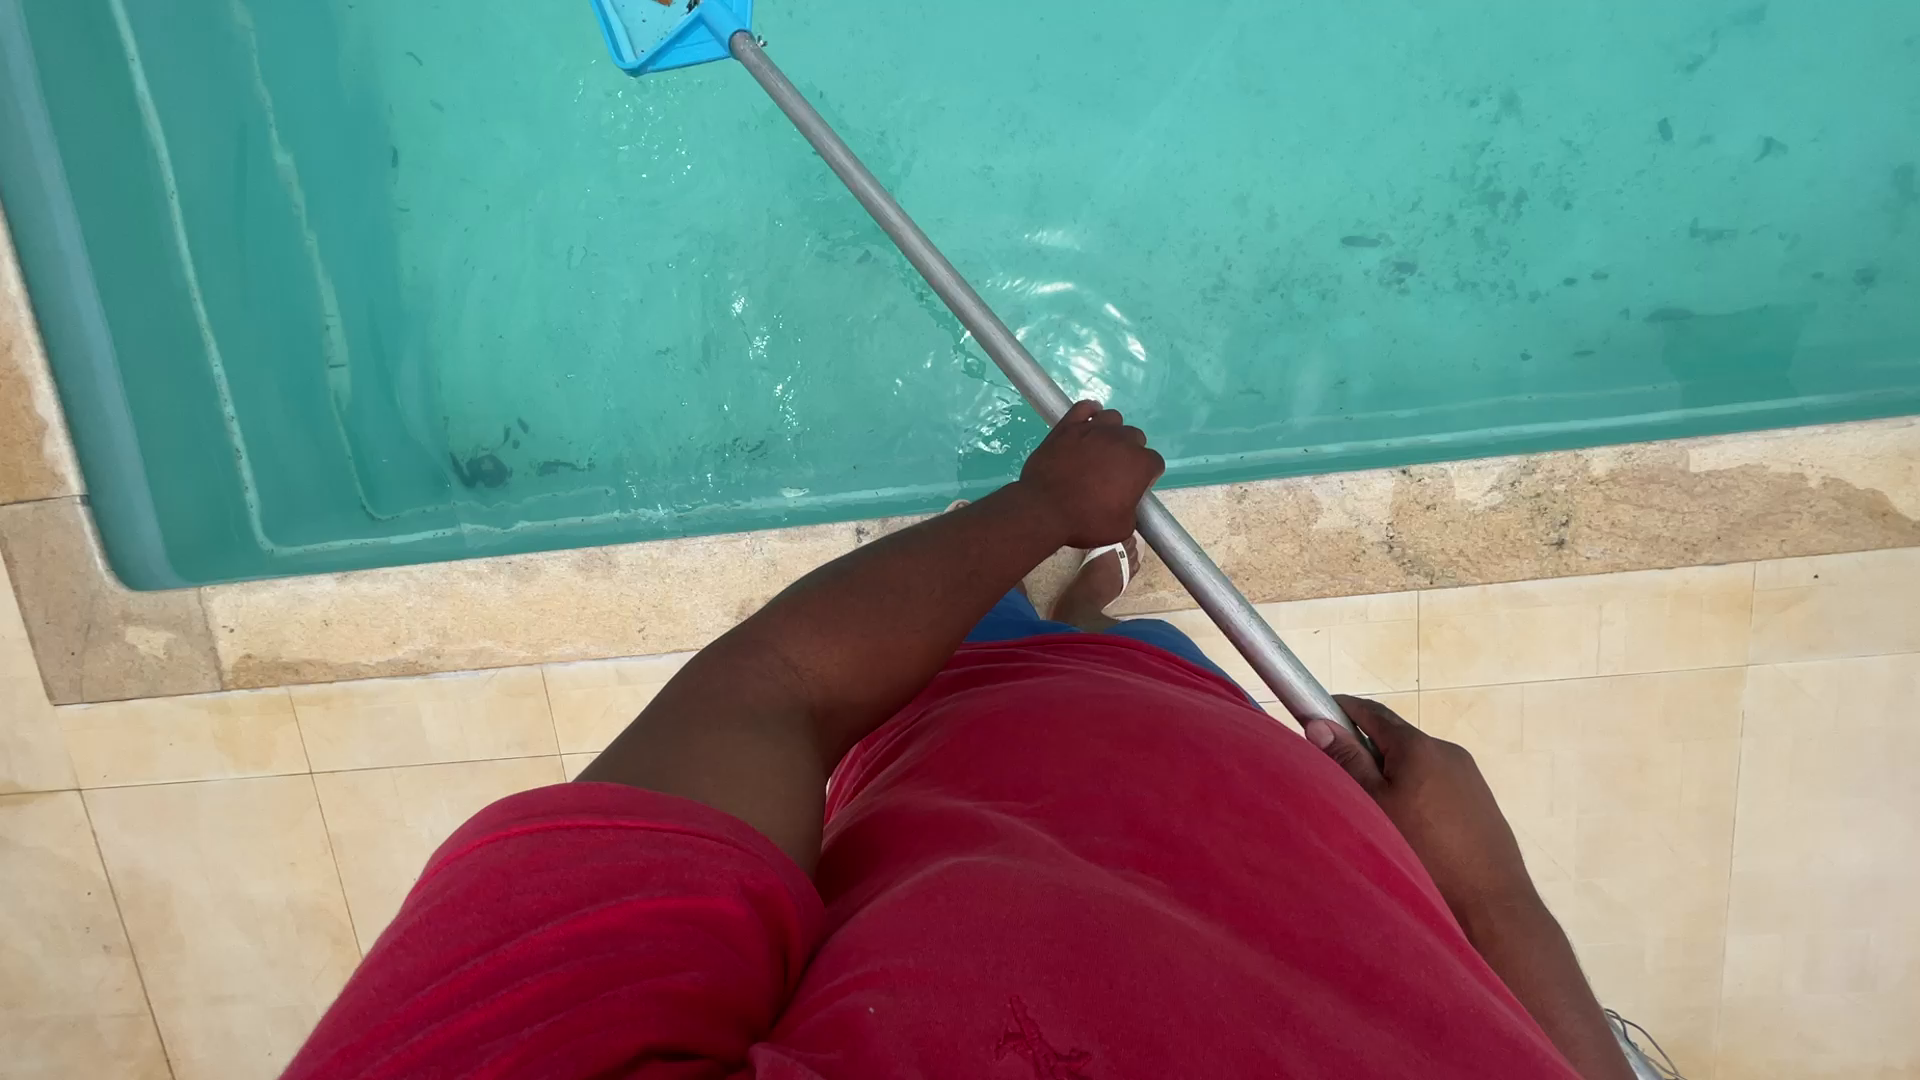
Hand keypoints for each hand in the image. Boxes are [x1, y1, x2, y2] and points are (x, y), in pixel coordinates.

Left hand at [1016, 400, 1165, 547]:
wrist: (1044, 510)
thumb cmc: (1085, 522)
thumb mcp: (1122, 528)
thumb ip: (1133, 511)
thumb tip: (1127, 504)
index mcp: (1140, 464)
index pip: (1154, 463)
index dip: (1145, 477)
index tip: (1131, 488)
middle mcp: (1121, 440)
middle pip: (1135, 438)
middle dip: (1129, 453)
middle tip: (1112, 472)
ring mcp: (1093, 429)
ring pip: (1113, 419)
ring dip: (1112, 432)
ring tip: (1100, 448)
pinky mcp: (1068, 426)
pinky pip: (1084, 407)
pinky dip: (1089, 411)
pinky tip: (1088, 420)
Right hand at [1307, 696, 1539, 927]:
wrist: (1491, 905)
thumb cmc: (1421, 849)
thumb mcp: (1372, 802)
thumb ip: (1346, 759)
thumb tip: (1320, 723)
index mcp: (1418, 745)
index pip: (1370, 710)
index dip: (1340, 709)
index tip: (1315, 721)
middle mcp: (1447, 750)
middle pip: (1393, 734)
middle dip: (1363, 744)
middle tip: (1339, 772)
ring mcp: (1469, 774)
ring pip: (1414, 759)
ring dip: (1389, 768)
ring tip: (1374, 804)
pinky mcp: (1480, 799)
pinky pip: (1435, 779)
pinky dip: (1413, 786)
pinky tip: (1408, 821)